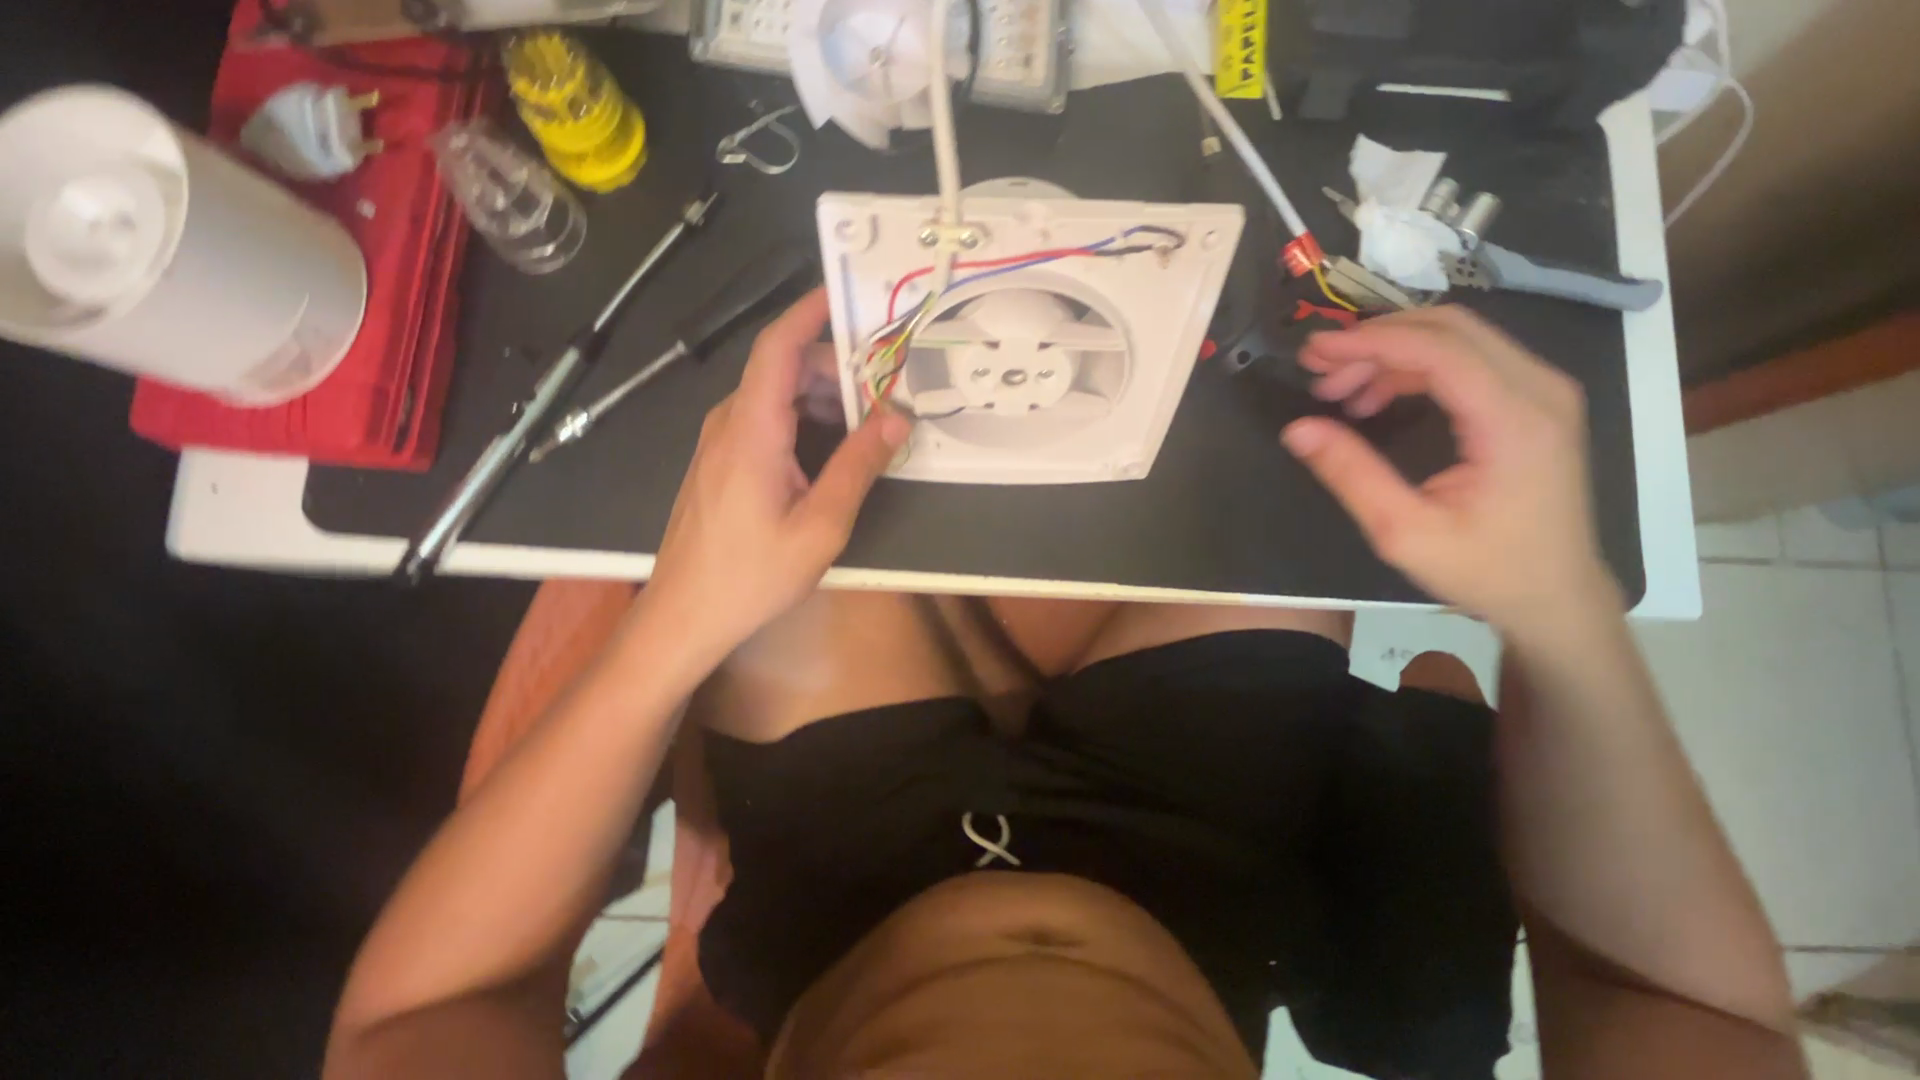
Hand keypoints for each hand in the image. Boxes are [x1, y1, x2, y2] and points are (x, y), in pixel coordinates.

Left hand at [639, 288, 911, 658]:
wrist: (683, 616)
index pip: (778, 347)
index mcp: (752, 429)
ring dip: (820, 396)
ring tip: (867, 421)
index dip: (810, 312)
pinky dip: (801, 418)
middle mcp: (729, 424)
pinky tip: (830, 447)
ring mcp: (718, 443)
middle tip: (885, 388)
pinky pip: (763, 420)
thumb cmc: (751, 575)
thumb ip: (858, 467)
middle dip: (835, 367)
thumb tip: (897, 420)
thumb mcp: (820, 526)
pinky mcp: (718, 464)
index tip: (847, 293)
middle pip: (781, 369)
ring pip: (773, 395)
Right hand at [1280, 306, 1621, 633]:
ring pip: (1458, 338)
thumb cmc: (1486, 571)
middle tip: (1320, 370)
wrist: (1556, 596)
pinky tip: (1378, 398)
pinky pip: (1470, 359)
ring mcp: (1543, 391)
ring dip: (1392, 354)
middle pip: (1449, 328)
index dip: (1369, 342)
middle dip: (1376, 340)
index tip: (1314, 351)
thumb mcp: (1405, 532)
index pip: (1437, 349)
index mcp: (1515, 421)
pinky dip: (1416, 368)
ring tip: (1340, 392)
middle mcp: (1539, 390)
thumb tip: (1298, 429)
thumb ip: (1352, 475)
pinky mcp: (1534, 400)